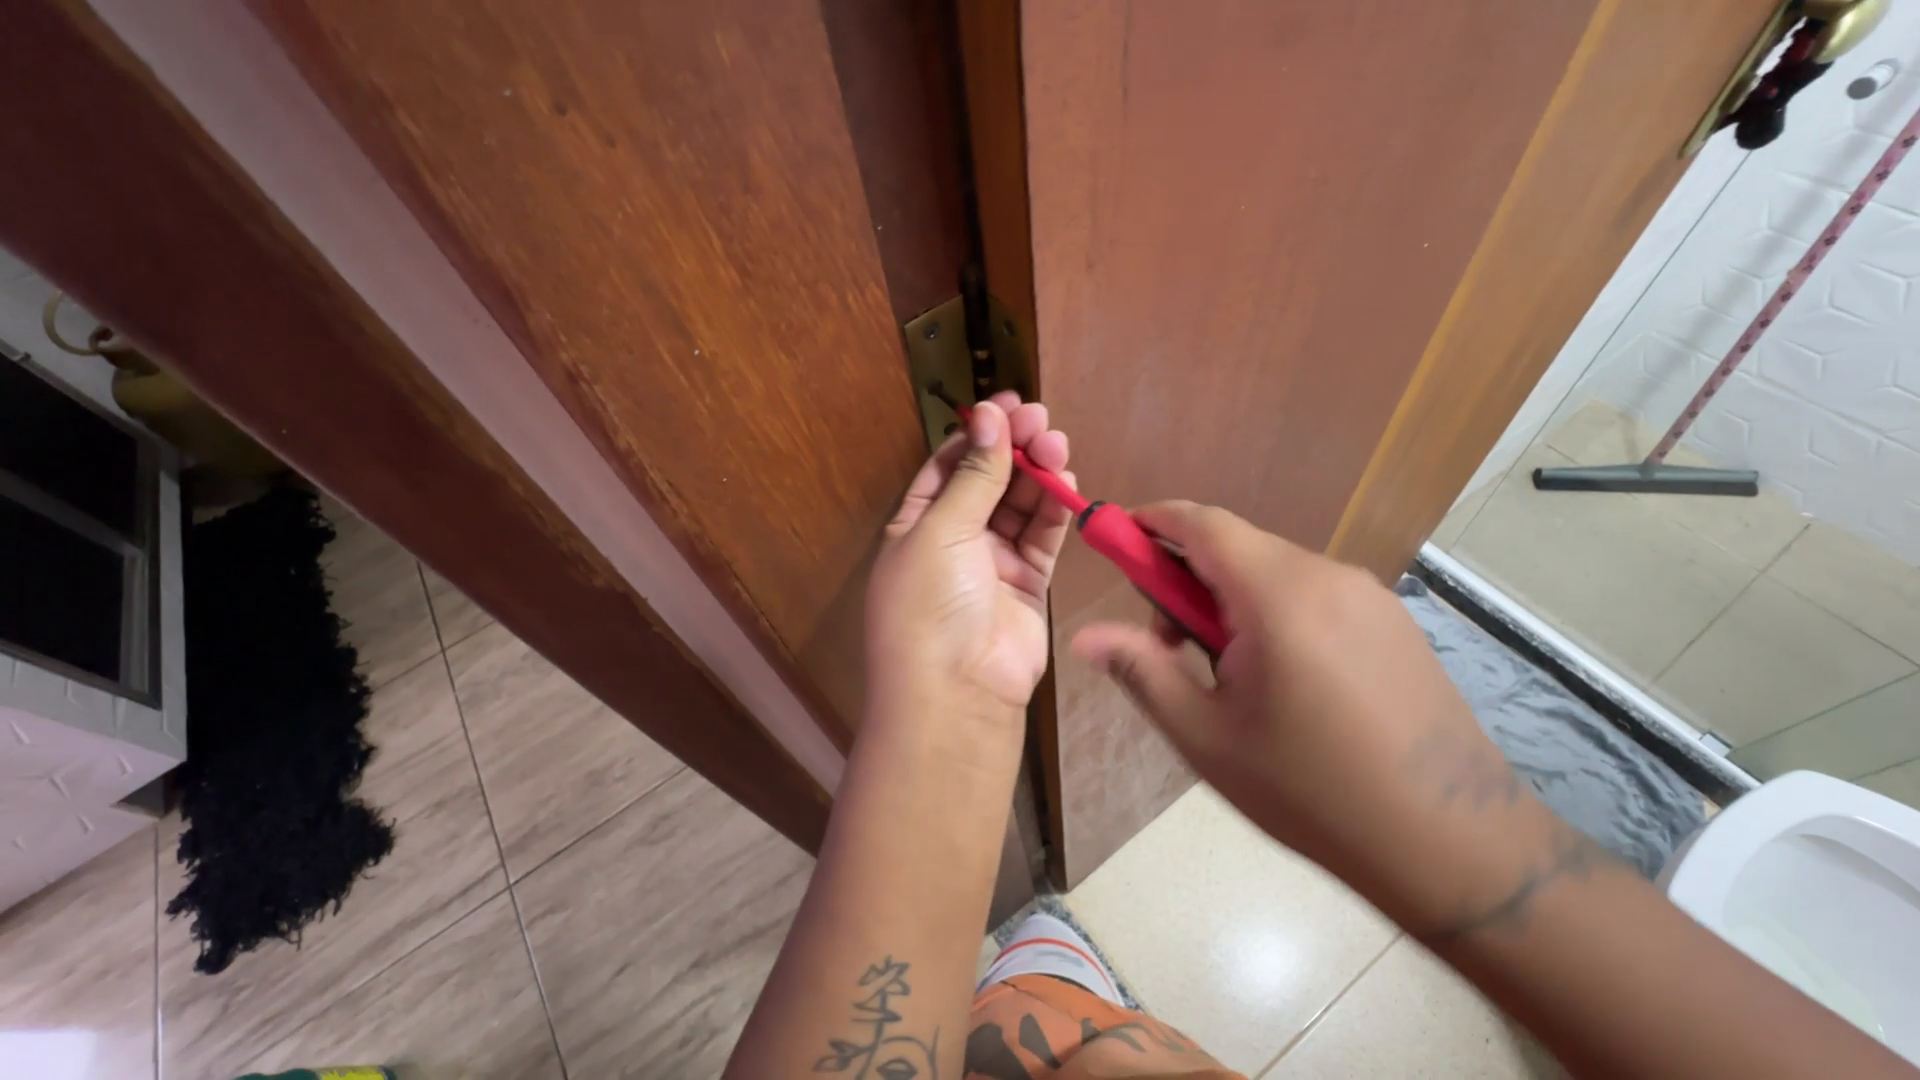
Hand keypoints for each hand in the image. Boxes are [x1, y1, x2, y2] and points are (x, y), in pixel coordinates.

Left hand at [867, 392, 1073, 725]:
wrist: (956, 692)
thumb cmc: (929, 604)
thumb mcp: (940, 531)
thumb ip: (973, 475)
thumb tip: (987, 416)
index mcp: (916, 525)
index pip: (948, 466)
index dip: (977, 434)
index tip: (1007, 403)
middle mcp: (953, 540)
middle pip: (988, 481)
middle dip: (1013, 448)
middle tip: (1040, 418)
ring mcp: (992, 563)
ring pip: (1020, 506)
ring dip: (1038, 473)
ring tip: (1057, 443)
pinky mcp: (1028, 584)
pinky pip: (1043, 537)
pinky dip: (1055, 509)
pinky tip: (1068, 480)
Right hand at [1071, 502, 1551, 931]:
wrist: (1451, 844)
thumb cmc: (1309, 791)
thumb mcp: (1207, 736)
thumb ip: (1142, 671)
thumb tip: (1085, 635)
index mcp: (1279, 595)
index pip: (1203, 523)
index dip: (1153, 522)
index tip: (1118, 541)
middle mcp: (1329, 576)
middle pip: (1239, 549)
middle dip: (1189, 579)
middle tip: (1169, 647)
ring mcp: (1372, 598)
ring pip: (1277, 574)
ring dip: (1233, 602)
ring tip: (1229, 678)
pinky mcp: (1396, 624)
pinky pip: (1316, 596)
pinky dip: (1277, 615)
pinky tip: (1285, 685)